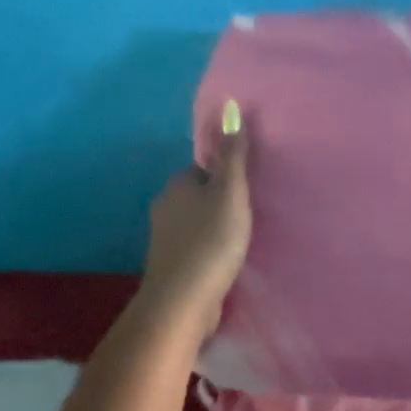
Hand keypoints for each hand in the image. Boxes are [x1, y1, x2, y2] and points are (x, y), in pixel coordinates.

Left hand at [141, 100, 252, 332]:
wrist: (182, 301)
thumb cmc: (211, 241)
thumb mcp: (230, 192)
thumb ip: (233, 155)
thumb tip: (232, 108)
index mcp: (177, 183)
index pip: (205, 169)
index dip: (227, 179)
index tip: (247, 195)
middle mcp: (164, 205)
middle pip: (199, 196)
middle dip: (219, 205)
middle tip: (248, 220)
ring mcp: (163, 238)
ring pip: (195, 223)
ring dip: (213, 231)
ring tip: (239, 244)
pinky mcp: (168, 266)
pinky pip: (192, 249)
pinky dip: (206, 253)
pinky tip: (223, 266)